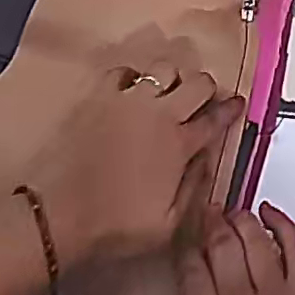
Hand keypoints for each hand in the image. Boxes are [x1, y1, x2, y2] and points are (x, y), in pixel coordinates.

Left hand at [28, 62, 243, 267]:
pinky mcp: (100, 95)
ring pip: (164, 69)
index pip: (215, 118)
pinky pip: (124, 71)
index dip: (230, 108)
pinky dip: (133, 77)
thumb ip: (194, 187)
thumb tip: (206, 160)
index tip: (235, 103)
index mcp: (179, 144)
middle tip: (201, 100)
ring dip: (172, 79)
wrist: (59, 214)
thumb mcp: (167, 224)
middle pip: (197, 82)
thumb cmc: (114, 225)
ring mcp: (128, 99)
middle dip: (205, 88)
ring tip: (166, 93)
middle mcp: (160, 114)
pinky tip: (131, 91)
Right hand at [178, 202, 294, 294]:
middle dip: (211, 224)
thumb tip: (192, 267)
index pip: (192, 274)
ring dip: (240, 219)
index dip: (187, 248)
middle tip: (207, 214)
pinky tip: (267, 211)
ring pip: (256, 240)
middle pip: (223, 249)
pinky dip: (281, 222)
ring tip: (231, 215)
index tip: (186, 239)